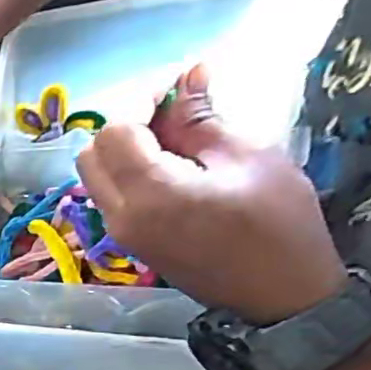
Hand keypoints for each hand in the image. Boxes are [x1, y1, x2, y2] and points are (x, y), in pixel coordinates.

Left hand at [76, 64, 345, 324]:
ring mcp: (118, 231)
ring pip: (95, 175)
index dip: (141, 99)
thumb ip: (201, 119)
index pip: (115, 132)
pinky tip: (169, 158)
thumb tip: (187, 76)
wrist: (277, 293)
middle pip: (92, 153)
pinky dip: (127, 170)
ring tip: (174, 131)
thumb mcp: (247, 157)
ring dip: (122, 146)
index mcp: (147, 194)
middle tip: (172, 108)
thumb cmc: (276, 222)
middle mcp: (118, 215)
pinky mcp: (128, 240)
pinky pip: (110, 194)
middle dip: (124, 122)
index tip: (178, 82)